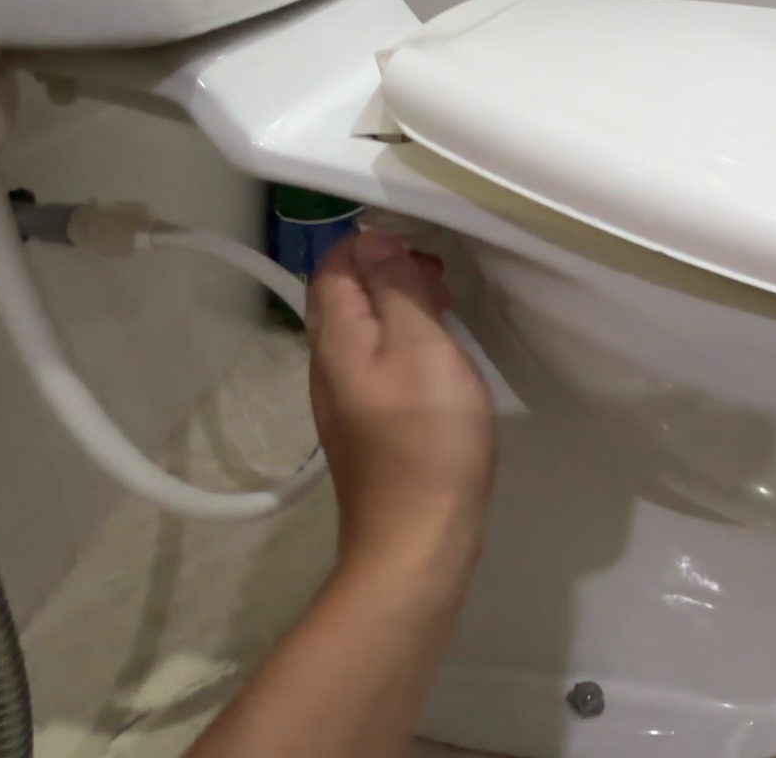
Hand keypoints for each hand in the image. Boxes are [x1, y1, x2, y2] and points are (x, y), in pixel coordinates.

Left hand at [306, 230, 495, 572]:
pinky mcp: (370, 423)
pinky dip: (404, 338)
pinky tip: (438, 353)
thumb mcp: (421, 346)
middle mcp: (329, 364)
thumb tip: (374, 239)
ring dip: (398, 303)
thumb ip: (396, 291)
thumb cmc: (428, 432)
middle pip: (343, 297)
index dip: (369, 242)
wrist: (418, 535)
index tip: (420, 240)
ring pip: (362, 329)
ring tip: (446, 302)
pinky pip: (378, 360)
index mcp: (337, 339)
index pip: (333, 268)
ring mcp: (347, 398)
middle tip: (439, 271)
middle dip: (385, 270)